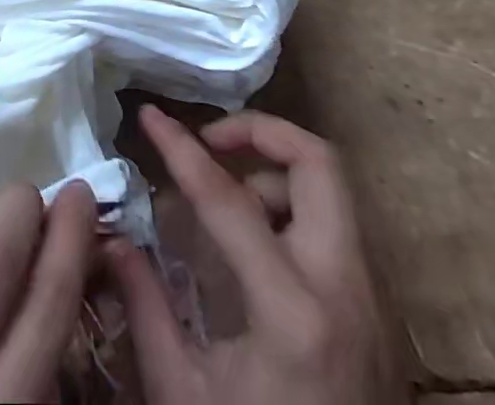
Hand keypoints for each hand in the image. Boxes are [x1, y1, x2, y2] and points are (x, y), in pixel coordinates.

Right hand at [106, 105, 402, 404]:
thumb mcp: (183, 390)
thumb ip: (144, 305)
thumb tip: (111, 240)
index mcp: (291, 312)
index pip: (228, 199)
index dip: (180, 148)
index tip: (149, 116)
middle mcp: (346, 289)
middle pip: (320, 164)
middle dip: (259, 131)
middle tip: (208, 141)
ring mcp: (375, 297)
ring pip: (334, 190)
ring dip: (275, 174)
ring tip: (227, 205)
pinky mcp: (383, 309)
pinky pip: (340, 225)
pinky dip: (295, 207)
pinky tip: (258, 243)